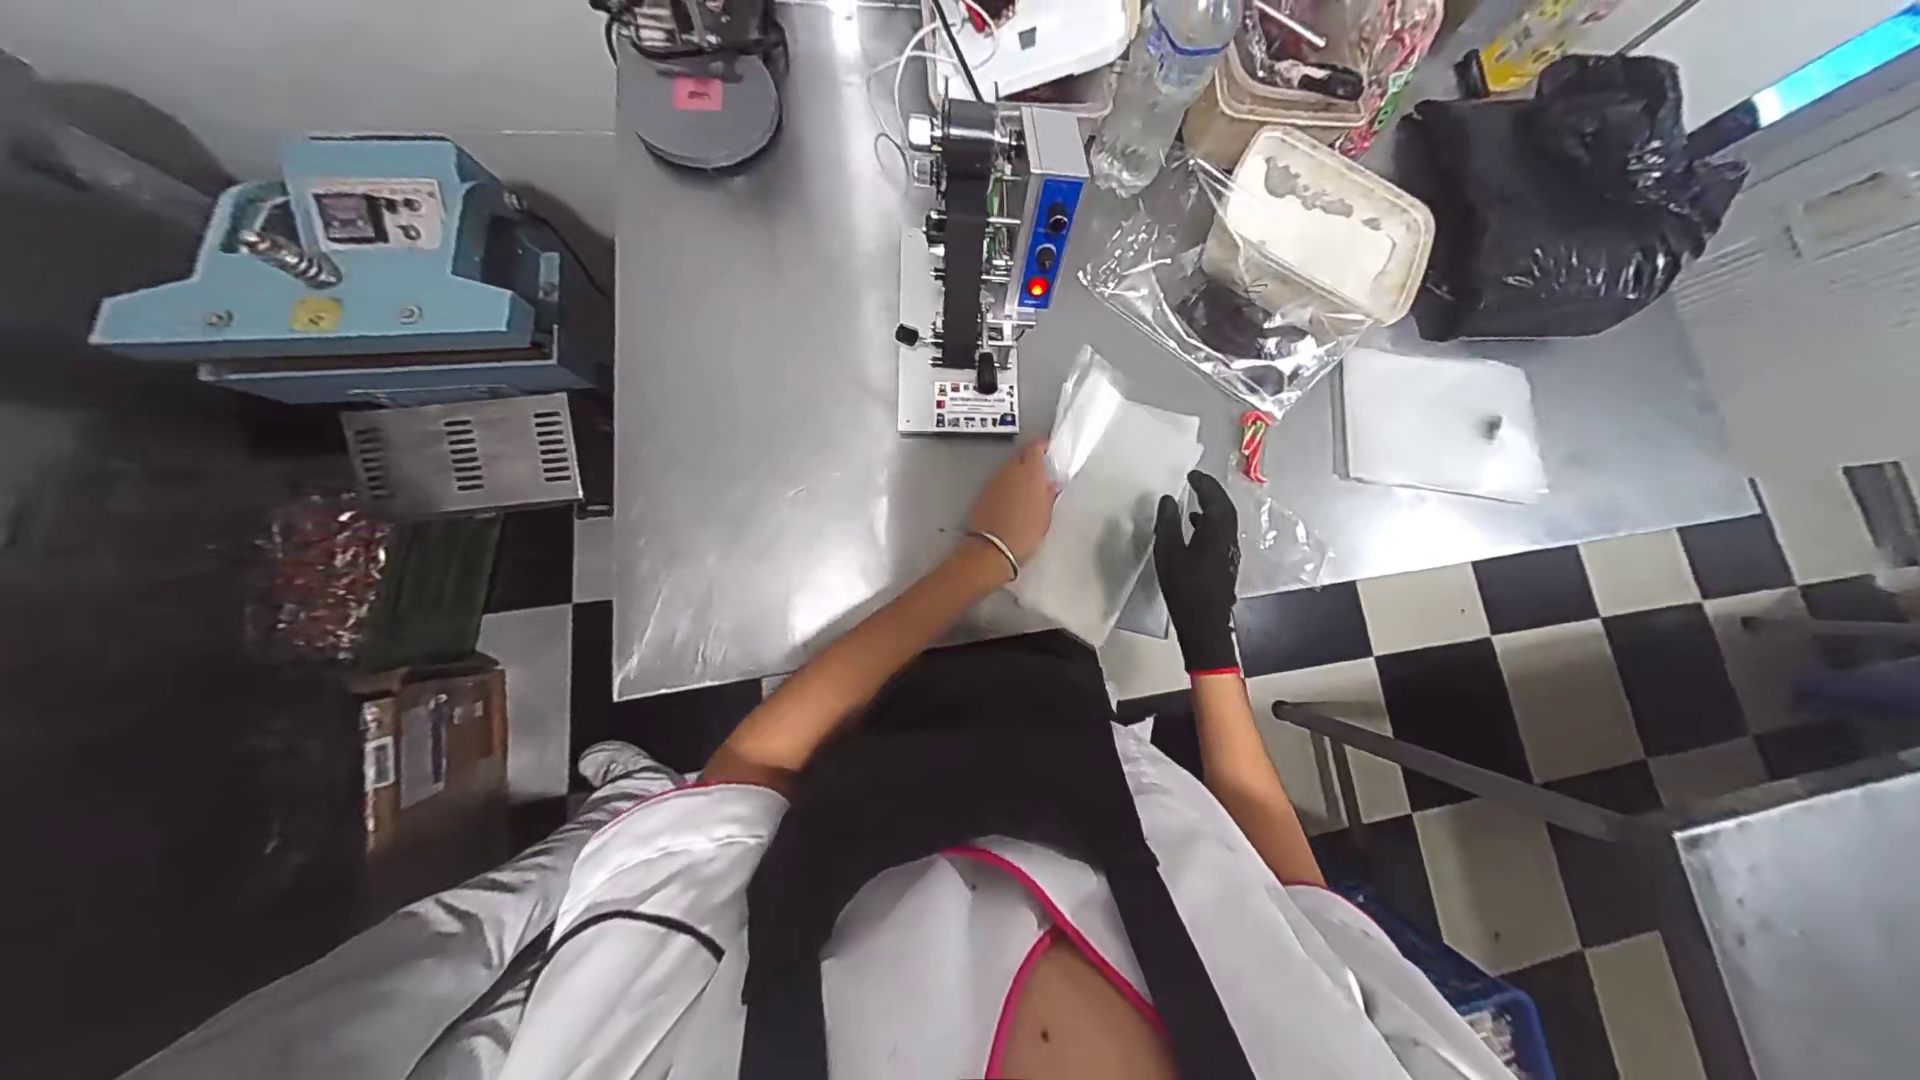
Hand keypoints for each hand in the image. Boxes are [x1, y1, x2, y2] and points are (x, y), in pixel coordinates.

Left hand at [968, 438, 1056, 566]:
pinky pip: (999, 483)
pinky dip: (1007, 486)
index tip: (1048, 450)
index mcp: (1030, 472)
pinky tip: (1012, 500)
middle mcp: (1010, 471)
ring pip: (1008, 470)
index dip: (1041, 446)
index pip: (1034, 447)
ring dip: (1017, 475)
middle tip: (1040, 474)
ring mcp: (994, 481)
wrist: (993, 548)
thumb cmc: (1026, 531)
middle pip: (1020, 457)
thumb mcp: (1045, 515)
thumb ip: (1048, 495)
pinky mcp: (984, 493)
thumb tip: (1049, 484)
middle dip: (1030, 461)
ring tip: (1027, 490)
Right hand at [1154, 469, 1240, 673]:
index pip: (1215, 500)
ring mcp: (1229, 553)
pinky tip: (1195, 529)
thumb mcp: (1169, 553)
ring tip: (1193, 502)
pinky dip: (1209, 524)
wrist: (1204, 624)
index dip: (1204, 484)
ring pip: (1224, 522)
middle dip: (1211, 493)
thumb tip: (1169, 499)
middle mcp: (1228, 539)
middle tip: (1196, 483)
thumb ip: (1168, 524)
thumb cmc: (1185, 587)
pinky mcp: (1225, 564)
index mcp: (1216, 533)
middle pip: (1225, 509)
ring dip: (1211, 508)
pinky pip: (1220, 534)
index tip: (1192, 474)